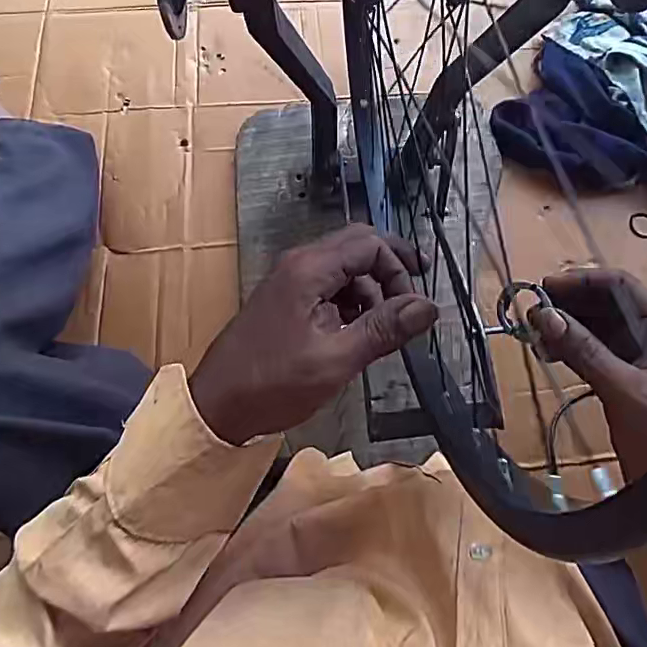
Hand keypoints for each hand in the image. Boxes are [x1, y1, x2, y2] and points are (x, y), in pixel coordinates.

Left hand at [188, 226, 435, 445]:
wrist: (218, 403)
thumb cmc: (275, 383)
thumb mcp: (337, 359)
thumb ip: (384, 329)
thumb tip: (428, 306)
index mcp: (309, 268)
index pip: (368, 243)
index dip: (398, 268)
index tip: (412, 307)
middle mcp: (299, 263)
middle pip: (356, 246)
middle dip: (389, 269)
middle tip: (413, 301)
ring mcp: (290, 279)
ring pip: (343, 267)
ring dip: (370, 289)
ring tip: (382, 329)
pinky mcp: (287, 298)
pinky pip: (327, 285)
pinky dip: (350, 301)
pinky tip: (356, 332)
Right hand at [524, 269, 646, 482]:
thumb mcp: (625, 392)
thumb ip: (583, 350)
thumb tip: (543, 314)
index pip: (622, 288)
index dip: (581, 282)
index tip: (544, 289)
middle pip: (608, 307)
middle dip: (568, 306)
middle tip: (532, 314)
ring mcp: (646, 366)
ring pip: (600, 331)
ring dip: (566, 328)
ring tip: (536, 335)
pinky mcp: (633, 388)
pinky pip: (597, 355)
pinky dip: (572, 350)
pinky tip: (550, 354)